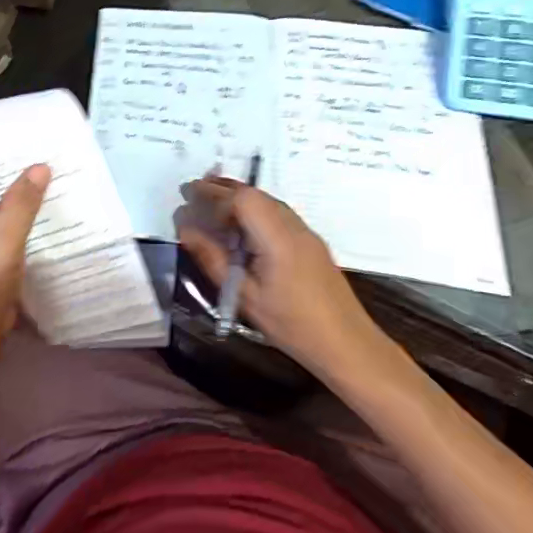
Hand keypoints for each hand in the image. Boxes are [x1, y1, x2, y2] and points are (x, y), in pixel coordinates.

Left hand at [0, 152, 48, 387]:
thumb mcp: (2, 243)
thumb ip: (20, 204)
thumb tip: (40, 165)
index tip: (10, 124)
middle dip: (8, 161)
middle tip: (44, 142)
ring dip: (20, 187)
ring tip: (54, 165)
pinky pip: (6, 221)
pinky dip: (25, 211)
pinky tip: (51, 203)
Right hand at [177, 176, 383, 375]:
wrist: (346, 343)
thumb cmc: (291, 325)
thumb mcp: (244, 296)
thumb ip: (213, 259)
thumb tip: (186, 230)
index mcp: (278, 238)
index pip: (243, 199)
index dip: (214, 197)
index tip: (189, 202)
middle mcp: (294, 226)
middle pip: (256, 194)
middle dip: (223, 189)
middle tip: (191, 192)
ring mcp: (306, 232)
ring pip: (268, 202)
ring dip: (238, 199)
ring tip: (209, 205)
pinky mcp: (310, 242)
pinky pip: (277, 214)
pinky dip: (253, 212)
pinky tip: (239, 227)